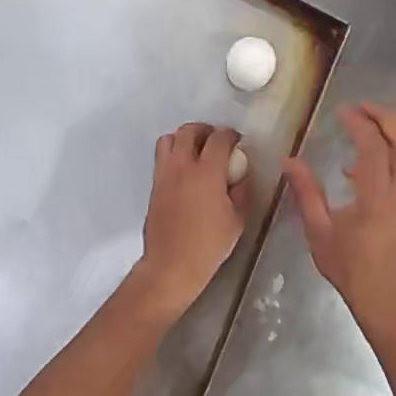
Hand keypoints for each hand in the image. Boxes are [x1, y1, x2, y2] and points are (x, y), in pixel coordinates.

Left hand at [134, 123, 249, 316]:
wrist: (172, 264)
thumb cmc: (209, 245)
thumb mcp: (237, 220)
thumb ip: (241, 192)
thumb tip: (241, 176)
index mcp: (207, 172)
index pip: (219, 139)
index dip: (231, 136)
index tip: (238, 142)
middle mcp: (182, 166)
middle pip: (189, 131)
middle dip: (206, 130)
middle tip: (217, 141)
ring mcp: (164, 175)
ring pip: (169, 139)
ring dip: (184, 139)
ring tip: (196, 151)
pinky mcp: (154, 186)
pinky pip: (162, 158)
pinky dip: (174, 155)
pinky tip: (186, 172)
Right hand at [283, 102, 395, 320]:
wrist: (380, 293)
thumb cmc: (347, 265)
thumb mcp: (319, 230)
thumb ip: (306, 192)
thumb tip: (290, 161)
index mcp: (377, 199)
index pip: (374, 149)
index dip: (359, 125)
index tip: (342, 111)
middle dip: (385, 117)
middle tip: (361, 107)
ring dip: (389, 133)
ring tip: (362, 125)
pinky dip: (389, 154)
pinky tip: (358, 166)